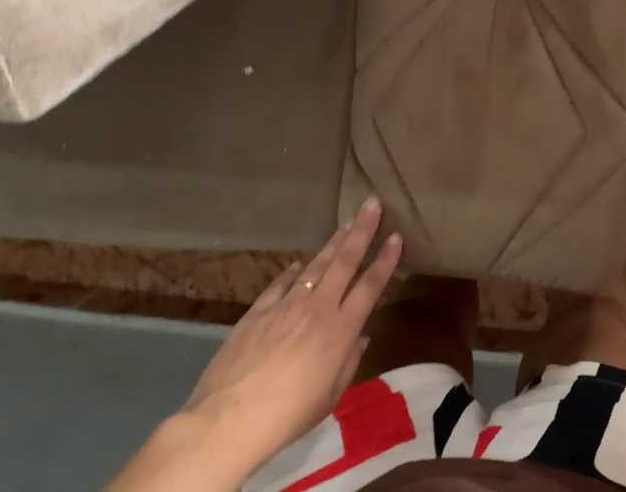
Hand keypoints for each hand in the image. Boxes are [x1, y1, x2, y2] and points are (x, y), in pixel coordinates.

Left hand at [180, 197, 403, 465]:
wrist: (228, 420)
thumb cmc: (288, 414)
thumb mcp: (331, 395)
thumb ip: (348, 361)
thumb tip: (358, 337)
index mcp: (341, 330)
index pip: (371, 285)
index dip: (386, 259)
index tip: (396, 236)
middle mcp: (317, 308)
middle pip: (345, 261)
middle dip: (361, 231)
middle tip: (372, 203)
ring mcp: (285, 307)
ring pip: (315, 265)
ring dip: (333, 243)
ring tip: (346, 222)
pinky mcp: (256, 313)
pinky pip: (280, 284)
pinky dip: (293, 271)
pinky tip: (299, 263)